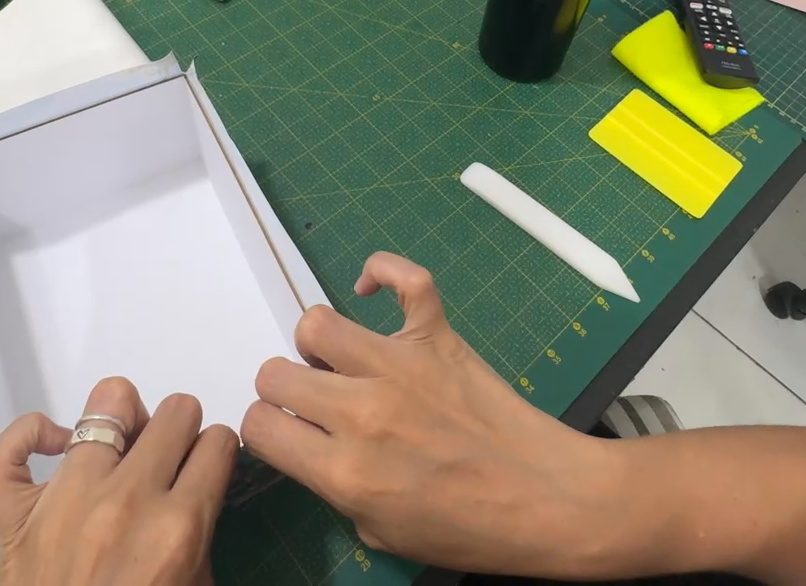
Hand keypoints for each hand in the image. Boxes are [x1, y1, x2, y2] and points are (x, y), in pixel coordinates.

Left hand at [0, 377, 237, 585]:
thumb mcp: (195, 584)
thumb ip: (200, 525)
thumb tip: (196, 473)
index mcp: (178, 526)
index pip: (218, 441)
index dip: (214, 456)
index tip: (201, 473)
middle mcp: (125, 501)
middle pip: (176, 410)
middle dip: (179, 433)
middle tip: (165, 465)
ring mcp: (64, 503)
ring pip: (107, 403)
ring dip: (122, 425)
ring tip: (118, 452)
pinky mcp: (12, 519)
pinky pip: (3, 456)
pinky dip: (28, 440)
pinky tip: (55, 448)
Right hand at [241, 253, 624, 578]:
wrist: (544, 500)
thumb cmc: (468, 528)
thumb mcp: (380, 532)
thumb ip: (332, 485)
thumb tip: (311, 440)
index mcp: (345, 471)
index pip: (261, 425)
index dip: (268, 428)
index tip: (288, 429)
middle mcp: (363, 410)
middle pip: (276, 371)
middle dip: (284, 388)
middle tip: (315, 400)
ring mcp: (402, 364)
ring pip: (318, 324)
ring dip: (319, 344)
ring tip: (343, 360)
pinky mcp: (438, 334)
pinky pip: (406, 278)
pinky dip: (384, 272)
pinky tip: (373, 291)